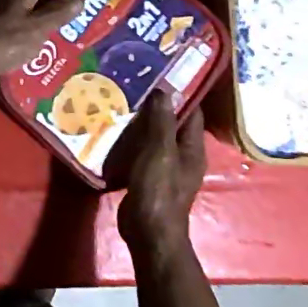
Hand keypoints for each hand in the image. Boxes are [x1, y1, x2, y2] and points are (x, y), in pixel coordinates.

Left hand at [0, 0, 78, 96]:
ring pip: (32, 10)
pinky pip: (24, 25)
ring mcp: (2, 13)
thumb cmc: (7, 42)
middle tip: (85, 8)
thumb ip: (59, 13)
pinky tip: (48, 40)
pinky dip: (37, 29)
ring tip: (71, 26)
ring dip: (49, 16)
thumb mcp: (38, 28)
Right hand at [117, 97, 205, 259]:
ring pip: (155, 138)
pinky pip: (142, 154)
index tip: (159, 73)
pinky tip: (114, 133)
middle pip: (172, 123)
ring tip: (120, 103)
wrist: (149, 233)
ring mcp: (167, 169)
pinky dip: (132, 143)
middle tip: (133, 85)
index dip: (179, 92)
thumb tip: (165, 90)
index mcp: (194, 147)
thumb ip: (163, 121)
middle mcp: (184, 156)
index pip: (192, 111)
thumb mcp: (161, 151)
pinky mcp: (150, 179)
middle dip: (156, 106)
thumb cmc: (159, 190)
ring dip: (141, 124)